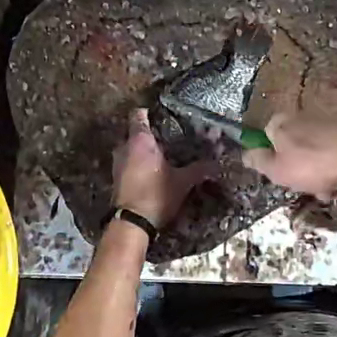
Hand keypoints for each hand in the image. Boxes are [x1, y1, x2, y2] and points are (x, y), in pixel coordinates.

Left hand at [112, 109, 212, 227]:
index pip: (139, 114)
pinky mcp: (117, 178)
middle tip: (171, 138)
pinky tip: (155, 170)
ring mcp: (117, 163)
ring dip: (145, 150)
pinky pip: (129, 162)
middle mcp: (124, 147)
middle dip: (152, 134)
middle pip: (136, 132)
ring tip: (165, 155)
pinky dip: (140, 163)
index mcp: (139, 140)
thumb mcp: (182, 181)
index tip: (165, 117)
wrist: (132, 223)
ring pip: (132, 148)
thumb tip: (219, 162)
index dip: (151, 112)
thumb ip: (200, 168)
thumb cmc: (156, 195)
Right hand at [242, 112, 336, 198]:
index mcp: (279, 122)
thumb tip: (245, 154)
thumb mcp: (277, 170)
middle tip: (308, 187)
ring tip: (330, 189)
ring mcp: (327, 119)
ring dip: (320, 172)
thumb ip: (258, 161)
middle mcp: (301, 115)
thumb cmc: (314, 163)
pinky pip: (336, 150)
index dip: (272, 161)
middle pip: (293, 147)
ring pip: (316, 152)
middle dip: (300, 170)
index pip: (266, 139)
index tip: (282, 178)